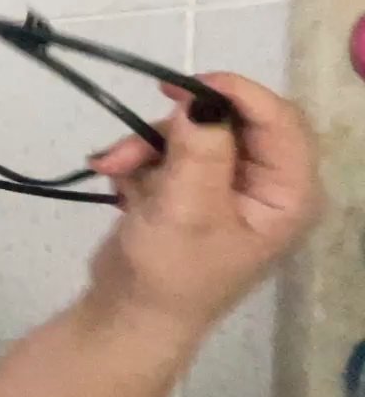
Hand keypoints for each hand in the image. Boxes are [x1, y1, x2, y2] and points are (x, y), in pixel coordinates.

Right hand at [85, 73, 319, 337]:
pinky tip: (117, 183)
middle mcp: (262, 186)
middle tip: (123, 146)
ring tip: (108, 169)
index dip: (237, 95)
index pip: (279, 123)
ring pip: (186, 141)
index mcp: (287, 192)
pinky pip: (163, 159)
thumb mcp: (186, 210)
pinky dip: (135, 164)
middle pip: (225, 129)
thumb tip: (201, 102)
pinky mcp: (184, 195)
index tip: (180, 84)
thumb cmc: (171, 269)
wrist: (132, 312)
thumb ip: (199, 153)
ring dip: (141, 148)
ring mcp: (221, 190)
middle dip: (168, 131)